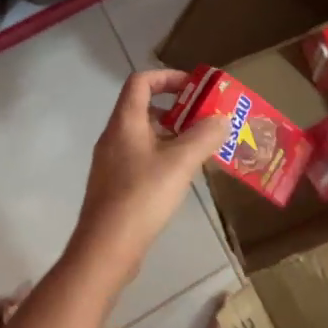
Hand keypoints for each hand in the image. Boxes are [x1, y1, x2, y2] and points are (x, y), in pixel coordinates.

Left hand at [69, 70, 226, 285]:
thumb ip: (203, 136)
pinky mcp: (115, 186)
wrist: (105, 249)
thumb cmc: (142, 197)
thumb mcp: (180, 163)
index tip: (194, 88)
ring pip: (144, 135)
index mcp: (125, 122)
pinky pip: (141, 158)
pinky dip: (163, 157)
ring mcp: (112, 163)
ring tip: (200, 148)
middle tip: (204, 120)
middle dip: (176, 110)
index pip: (141, 81)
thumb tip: (222, 118)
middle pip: (144, 108)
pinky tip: (181, 177)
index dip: (167, 77)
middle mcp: (114, 136)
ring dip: (172, 135)